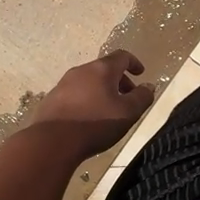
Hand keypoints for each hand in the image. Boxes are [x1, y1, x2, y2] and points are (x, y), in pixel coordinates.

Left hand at [28, 49, 156, 156]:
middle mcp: (81, 71)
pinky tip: (88, 119)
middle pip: (104, 69)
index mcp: (102, 69)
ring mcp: (63, 84)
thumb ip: (142, 97)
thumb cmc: (96, 124)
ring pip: (88, 82)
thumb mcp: (129, 112)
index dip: (134, 63)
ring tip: (108, 111)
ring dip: (102, 91)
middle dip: (119, 81)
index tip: (141, 74)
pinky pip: (74, 94)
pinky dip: (86, 100)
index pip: (122, 56)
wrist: (52, 143)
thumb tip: (148, 86)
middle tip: (127, 98)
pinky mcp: (50, 100)